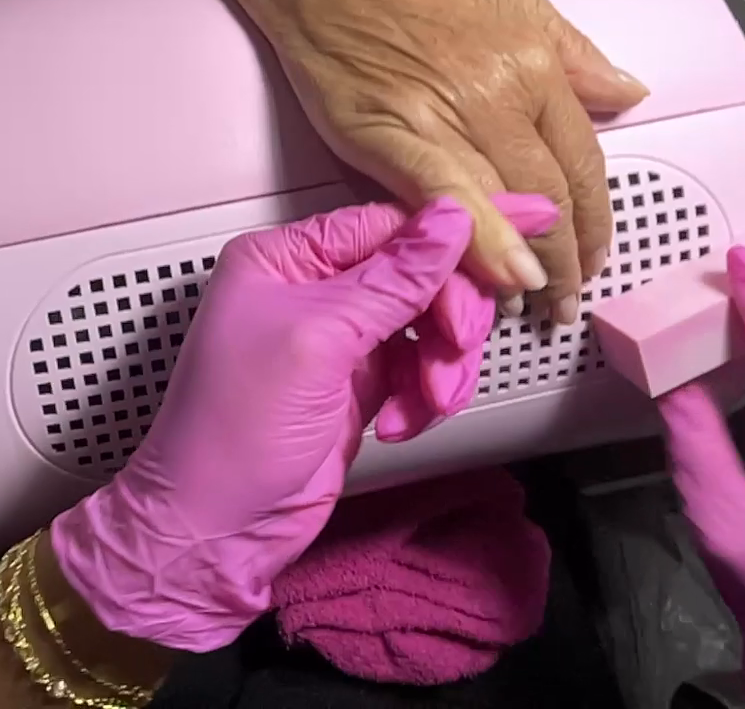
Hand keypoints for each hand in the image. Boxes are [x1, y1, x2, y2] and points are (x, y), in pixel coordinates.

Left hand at [52, 196, 542, 650]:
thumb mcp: (319, 341)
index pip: (385, 223)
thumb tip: (453, 216)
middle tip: (456, 347)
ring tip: (429, 402)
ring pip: (424, 322)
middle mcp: (310, 286)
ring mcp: (335, 336)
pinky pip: (417, 368)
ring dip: (440, 362)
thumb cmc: (239, 427)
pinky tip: (400, 425)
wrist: (216, 528)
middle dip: (447, 311)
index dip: (455, 230)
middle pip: (414, 271)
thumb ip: (393, 279)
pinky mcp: (356, 381)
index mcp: (284, 257)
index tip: (528, 225)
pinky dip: (423, 395)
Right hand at [253, 0, 645, 321]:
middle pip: (551, 194)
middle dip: (567, 258)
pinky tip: (500, 281)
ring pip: (508, 205)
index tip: (591, 255)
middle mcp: (501, 98)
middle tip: (565, 300)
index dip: (593, 218)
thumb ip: (571, 51)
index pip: (581, 160)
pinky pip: (446, 197)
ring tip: (532, 309)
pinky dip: (480, 240)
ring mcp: (447, 121)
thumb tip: (626, 94)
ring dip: (529, 267)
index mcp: (535, 64)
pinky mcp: (392, 138)